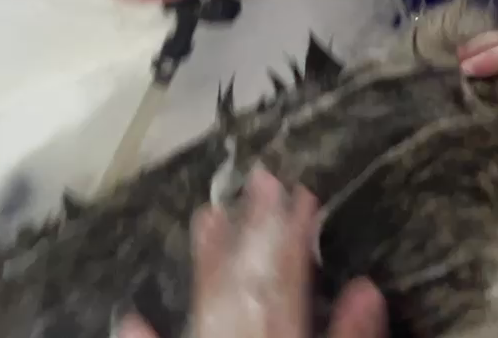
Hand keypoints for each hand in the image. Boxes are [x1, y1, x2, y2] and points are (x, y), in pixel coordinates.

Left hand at [116, 168, 386, 337]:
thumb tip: (367, 287)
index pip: (287, 283)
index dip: (294, 234)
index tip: (301, 187)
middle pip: (244, 288)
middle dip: (253, 232)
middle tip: (259, 177)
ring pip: (205, 314)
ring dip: (207, 267)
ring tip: (205, 217)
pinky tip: (130, 320)